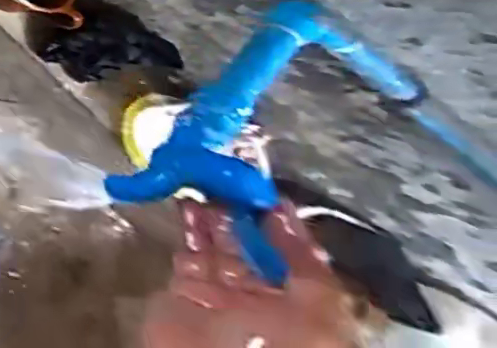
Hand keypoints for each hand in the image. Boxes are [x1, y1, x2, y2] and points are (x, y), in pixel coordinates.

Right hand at [142, 200, 357, 347]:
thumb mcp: (316, 322)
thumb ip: (308, 272)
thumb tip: (285, 213)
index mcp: (311, 312)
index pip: (303, 262)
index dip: (289, 228)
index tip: (267, 192)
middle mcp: (271, 300)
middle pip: (259, 249)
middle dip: (245, 215)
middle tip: (226, 178)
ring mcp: (226, 293)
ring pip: (223, 244)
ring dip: (213, 214)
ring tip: (201, 183)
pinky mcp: (187, 286)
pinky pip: (190, 249)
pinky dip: (188, 225)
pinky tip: (184, 203)